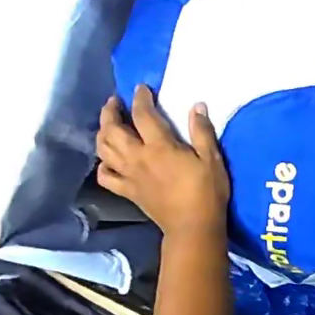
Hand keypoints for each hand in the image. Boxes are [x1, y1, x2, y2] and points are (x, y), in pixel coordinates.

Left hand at [97, 86, 230, 238]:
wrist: (193, 227)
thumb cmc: (206, 192)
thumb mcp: (211, 159)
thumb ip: (202, 131)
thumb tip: (196, 106)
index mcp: (159, 147)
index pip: (142, 114)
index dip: (140, 98)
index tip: (142, 88)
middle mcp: (138, 158)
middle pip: (112, 130)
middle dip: (110, 112)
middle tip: (115, 102)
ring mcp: (130, 176)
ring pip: (104, 150)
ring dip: (102, 133)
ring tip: (108, 125)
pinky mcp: (128, 192)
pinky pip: (106, 177)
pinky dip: (103, 165)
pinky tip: (108, 160)